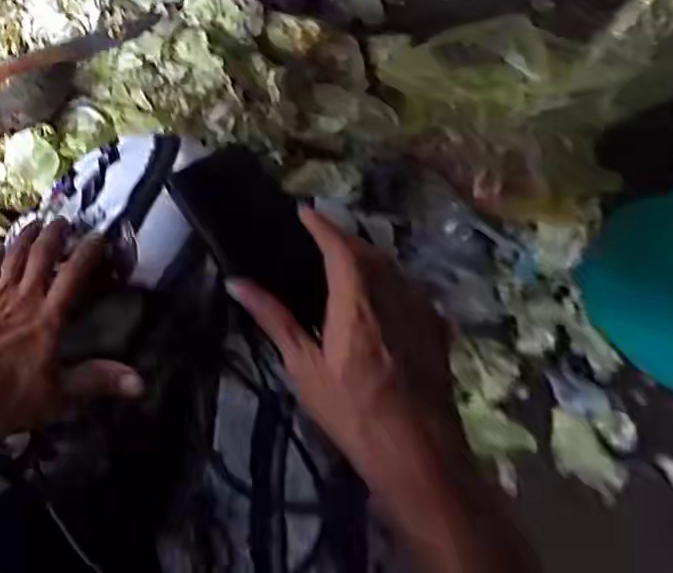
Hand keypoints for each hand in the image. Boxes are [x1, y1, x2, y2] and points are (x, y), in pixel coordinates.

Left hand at [0, 221, 143, 449]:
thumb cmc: (3, 397)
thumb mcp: (55, 398)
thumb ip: (95, 381)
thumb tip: (139, 381)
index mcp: (46, 317)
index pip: (73, 275)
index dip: (88, 253)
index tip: (98, 237)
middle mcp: (20, 296)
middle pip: (40, 255)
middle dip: (54, 234)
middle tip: (63, 221)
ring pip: (11, 255)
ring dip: (24, 237)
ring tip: (34, 224)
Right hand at [227, 208, 464, 497]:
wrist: (421, 460)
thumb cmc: (353, 413)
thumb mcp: (304, 367)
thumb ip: (274, 319)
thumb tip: (236, 282)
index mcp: (357, 307)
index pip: (342, 250)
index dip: (323, 226)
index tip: (303, 211)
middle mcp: (392, 303)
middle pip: (371, 253)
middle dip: (344, 236)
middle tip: (318, 233)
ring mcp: (420, 319)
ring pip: (395, 269)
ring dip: (369, 254)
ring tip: (345, 255)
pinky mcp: (436, 337)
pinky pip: (412, 290)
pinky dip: (392, 277)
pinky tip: (382, 290)